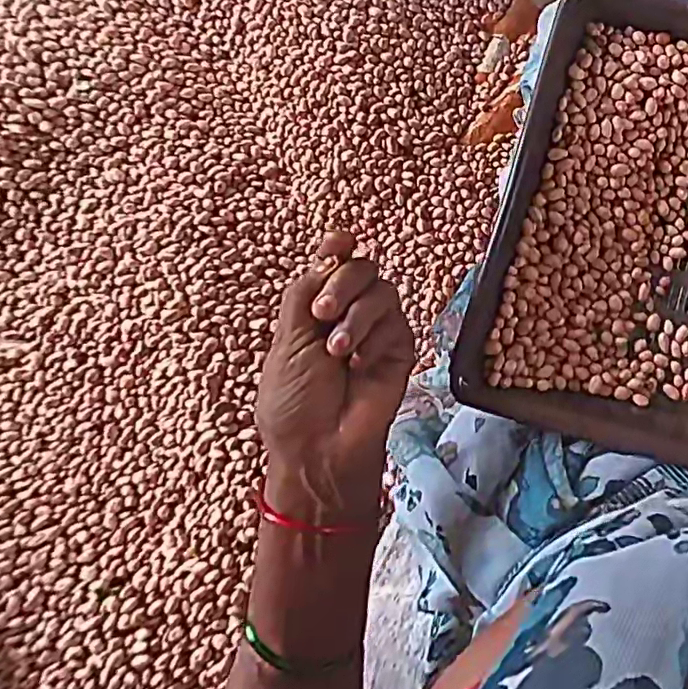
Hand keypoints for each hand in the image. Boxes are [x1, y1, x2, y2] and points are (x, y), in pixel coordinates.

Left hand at [257, 231, 415, 522]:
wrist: (319, 447)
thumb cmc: (293, 399)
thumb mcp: (287, 339)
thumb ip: (307, 290)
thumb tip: (333, 248)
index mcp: (318, 308)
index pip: (334, 264)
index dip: (338, 247)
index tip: (339, 241)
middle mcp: (350, 313)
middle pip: (362, 268)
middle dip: (343, 283)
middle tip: (323, 312)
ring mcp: (377, 329)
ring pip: (381, 292)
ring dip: (357, 317)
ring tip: (337, 351)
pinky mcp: (400, 347)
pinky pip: (395, 323)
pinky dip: (374, 340)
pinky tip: (359, 366)